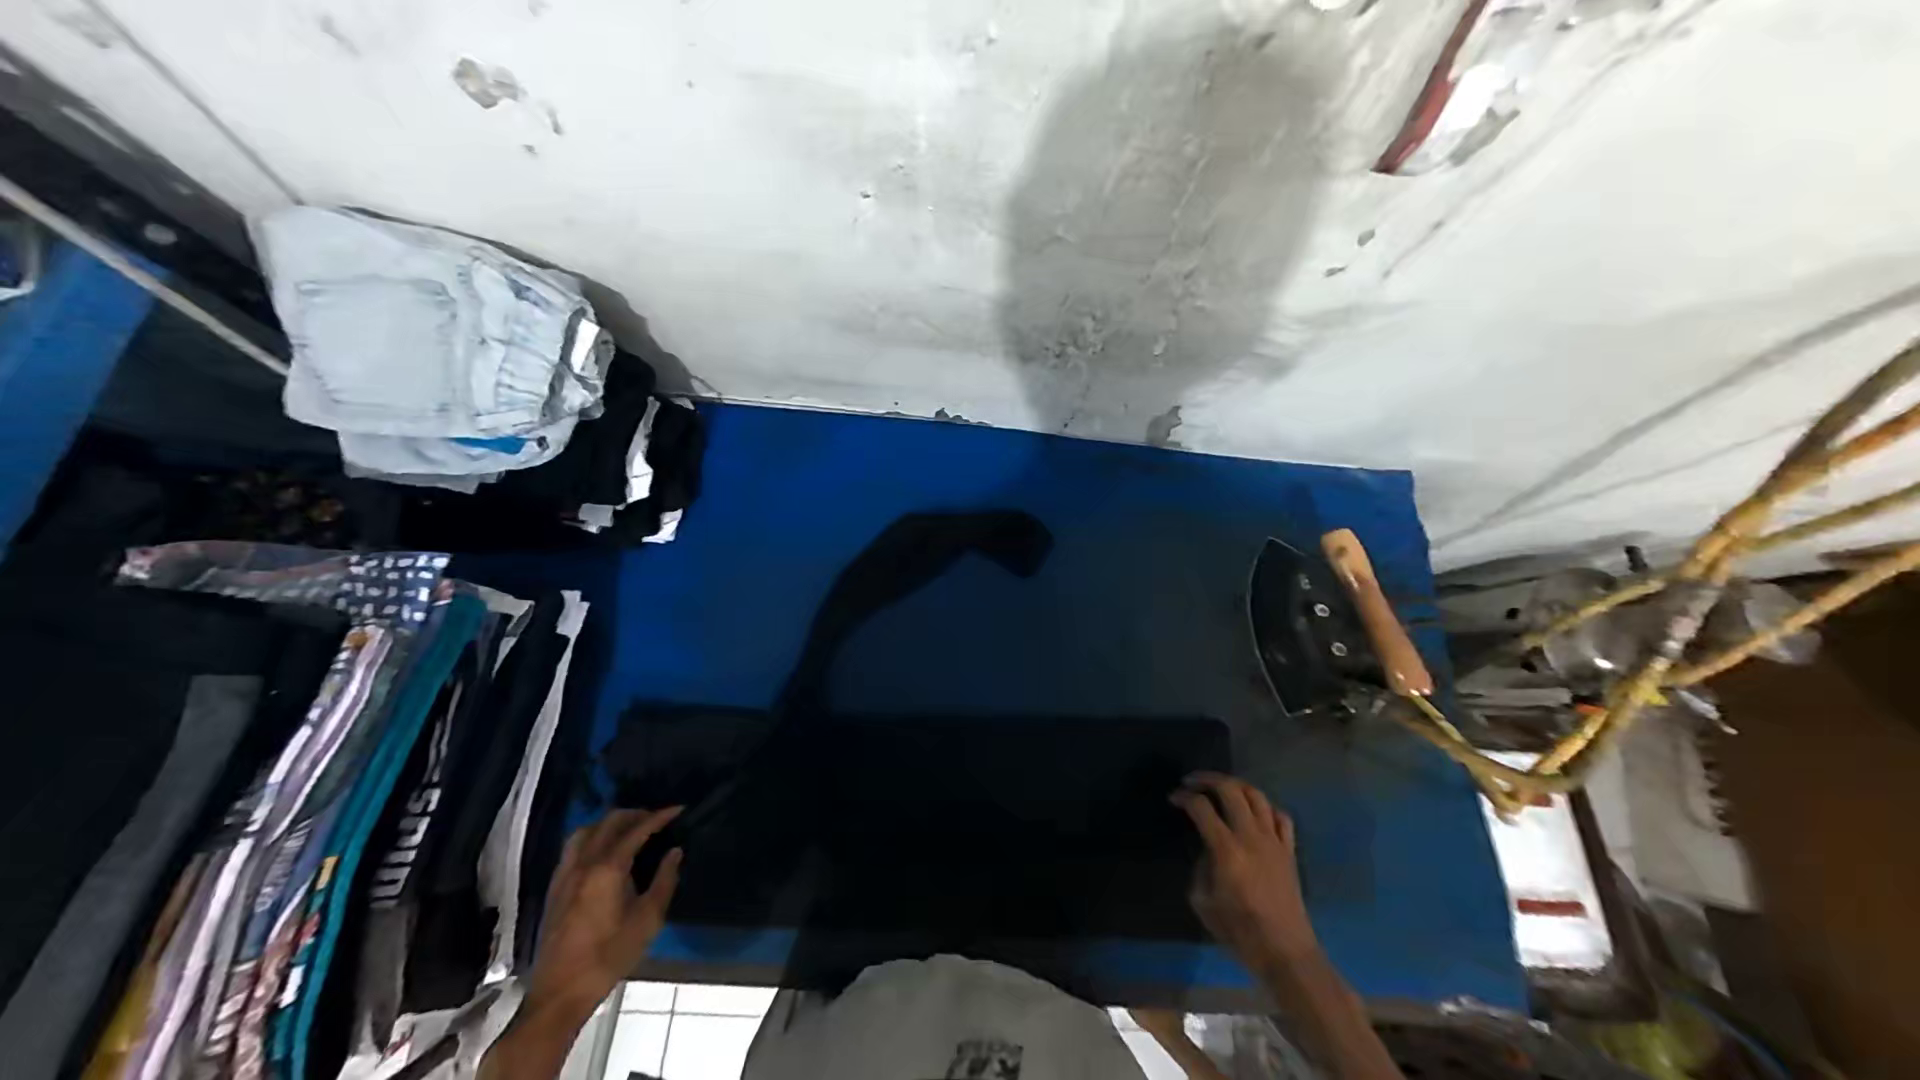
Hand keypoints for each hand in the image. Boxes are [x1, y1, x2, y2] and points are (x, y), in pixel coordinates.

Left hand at [524, 807, 684, 1022]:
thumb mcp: (648, 920)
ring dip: (610, 823)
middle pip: (609, 822)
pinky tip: (603, 851)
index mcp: (608, 869)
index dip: (660, 816)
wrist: (561, 992)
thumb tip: (675, 852)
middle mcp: (583, 864)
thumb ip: (664, 880)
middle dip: (636, 814)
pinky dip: (592, 837)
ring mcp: (565, 875)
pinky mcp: (555, 888)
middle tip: (657, 819)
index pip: (637, 829)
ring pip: (586, 831)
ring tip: (630, 830)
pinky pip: (573, 848)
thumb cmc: (610, 956)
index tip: (679, 809)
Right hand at [1172, 772, 1317, 970]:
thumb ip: (1200, 868)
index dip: (1184, 798)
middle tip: (1192, 782)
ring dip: (1235, 785)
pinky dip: (1265, 807)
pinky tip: (1254, 812)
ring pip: (1257, 796)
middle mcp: (1251, 837)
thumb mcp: (1203, 901)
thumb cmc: (1240, 932)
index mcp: (1227, 850)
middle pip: (1231, 790)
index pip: (1201, 808)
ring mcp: (1274, 842)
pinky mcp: (1289, 851)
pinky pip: (1280, 817)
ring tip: (1220, 788)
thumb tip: (1207, 851)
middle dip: (1207, 779)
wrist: (1286, 952)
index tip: (1173, 798)